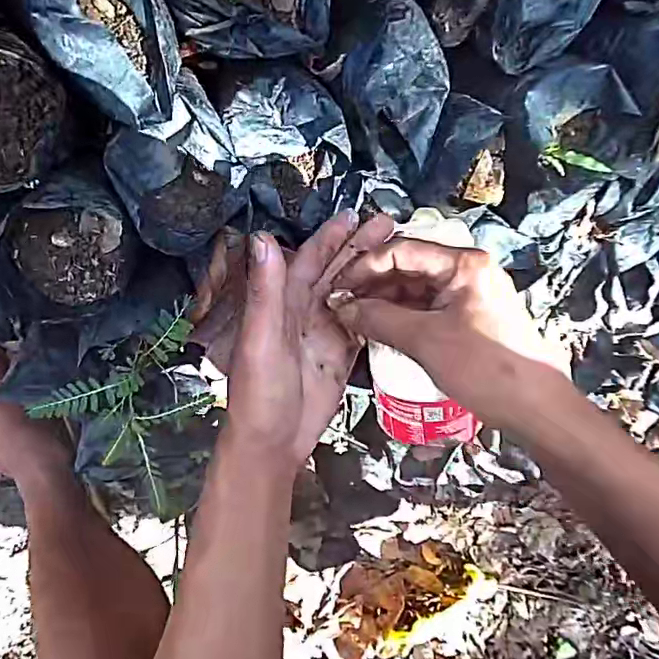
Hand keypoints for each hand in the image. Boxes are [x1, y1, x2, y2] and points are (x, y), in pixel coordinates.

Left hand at [221, 211, 389, 467]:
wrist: (272, 442)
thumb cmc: (258, 394)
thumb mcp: (260, 339)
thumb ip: (265, 291)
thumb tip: (263, 239)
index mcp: (281, 303)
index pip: (310, 261)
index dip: (330, 238)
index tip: (352, 216)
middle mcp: (303, 313)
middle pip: (336, 272)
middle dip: (360, 247)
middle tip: (388, 224)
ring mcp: (323, 334)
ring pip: (351, 294)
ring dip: (372, 273)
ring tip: (400, 252)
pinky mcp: (338, 356)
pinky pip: (361, 324)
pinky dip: (377, 309)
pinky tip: (397, 296)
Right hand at [328, 237, 571, 431]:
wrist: (536, 408)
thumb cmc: (488, 368)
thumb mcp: (426, 340)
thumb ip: (379, 318)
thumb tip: (343, 307)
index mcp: (464, 263)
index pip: (401, 249)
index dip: (364, 267)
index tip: (339, 288)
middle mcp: (468, 271)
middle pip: (408, 267)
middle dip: (372, 285)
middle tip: (342, 305)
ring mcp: (469, 295)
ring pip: (415, 289)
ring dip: (384, 302)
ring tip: (355, 319)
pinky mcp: (469, 318)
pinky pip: (426, 309)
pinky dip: (401, 318)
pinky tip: (379, 330)